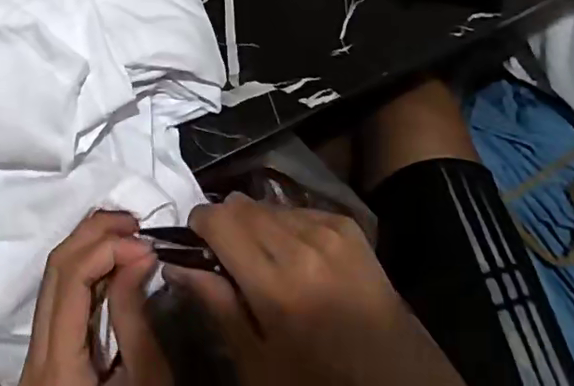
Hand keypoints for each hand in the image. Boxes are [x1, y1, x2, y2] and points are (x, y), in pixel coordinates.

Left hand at [20, 211, 169, 385]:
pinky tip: (115, 260)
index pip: (71, 278)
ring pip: (53, 275)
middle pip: (55, 267)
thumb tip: (139, 254)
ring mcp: (34, 352)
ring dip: (91, 243)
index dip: (108, 247)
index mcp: (57, 364)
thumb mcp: (143, 381)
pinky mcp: (46, 352)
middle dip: (96, 232)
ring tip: (130, 235)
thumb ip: (136, 317)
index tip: (147, 245)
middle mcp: (34, 352)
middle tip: (137, 224)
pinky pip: (60, 293)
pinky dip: (88, 266)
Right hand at [180, 194, 464, 385]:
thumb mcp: (258, 363)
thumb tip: (178, 265)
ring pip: (270, 204)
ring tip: (260, 256)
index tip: (195, 241)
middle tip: (223, 252)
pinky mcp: (348, 224)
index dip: (200, 224)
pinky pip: (300, 209)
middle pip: (243, 205)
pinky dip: (286, 224)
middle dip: (225, 221)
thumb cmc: (317, 381)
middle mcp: (301, 242)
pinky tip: (293, 253)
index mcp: (275, 282)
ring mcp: (329, 228)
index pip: (219, 220)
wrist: (395, 379)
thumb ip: (218, 306)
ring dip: (255, 222)